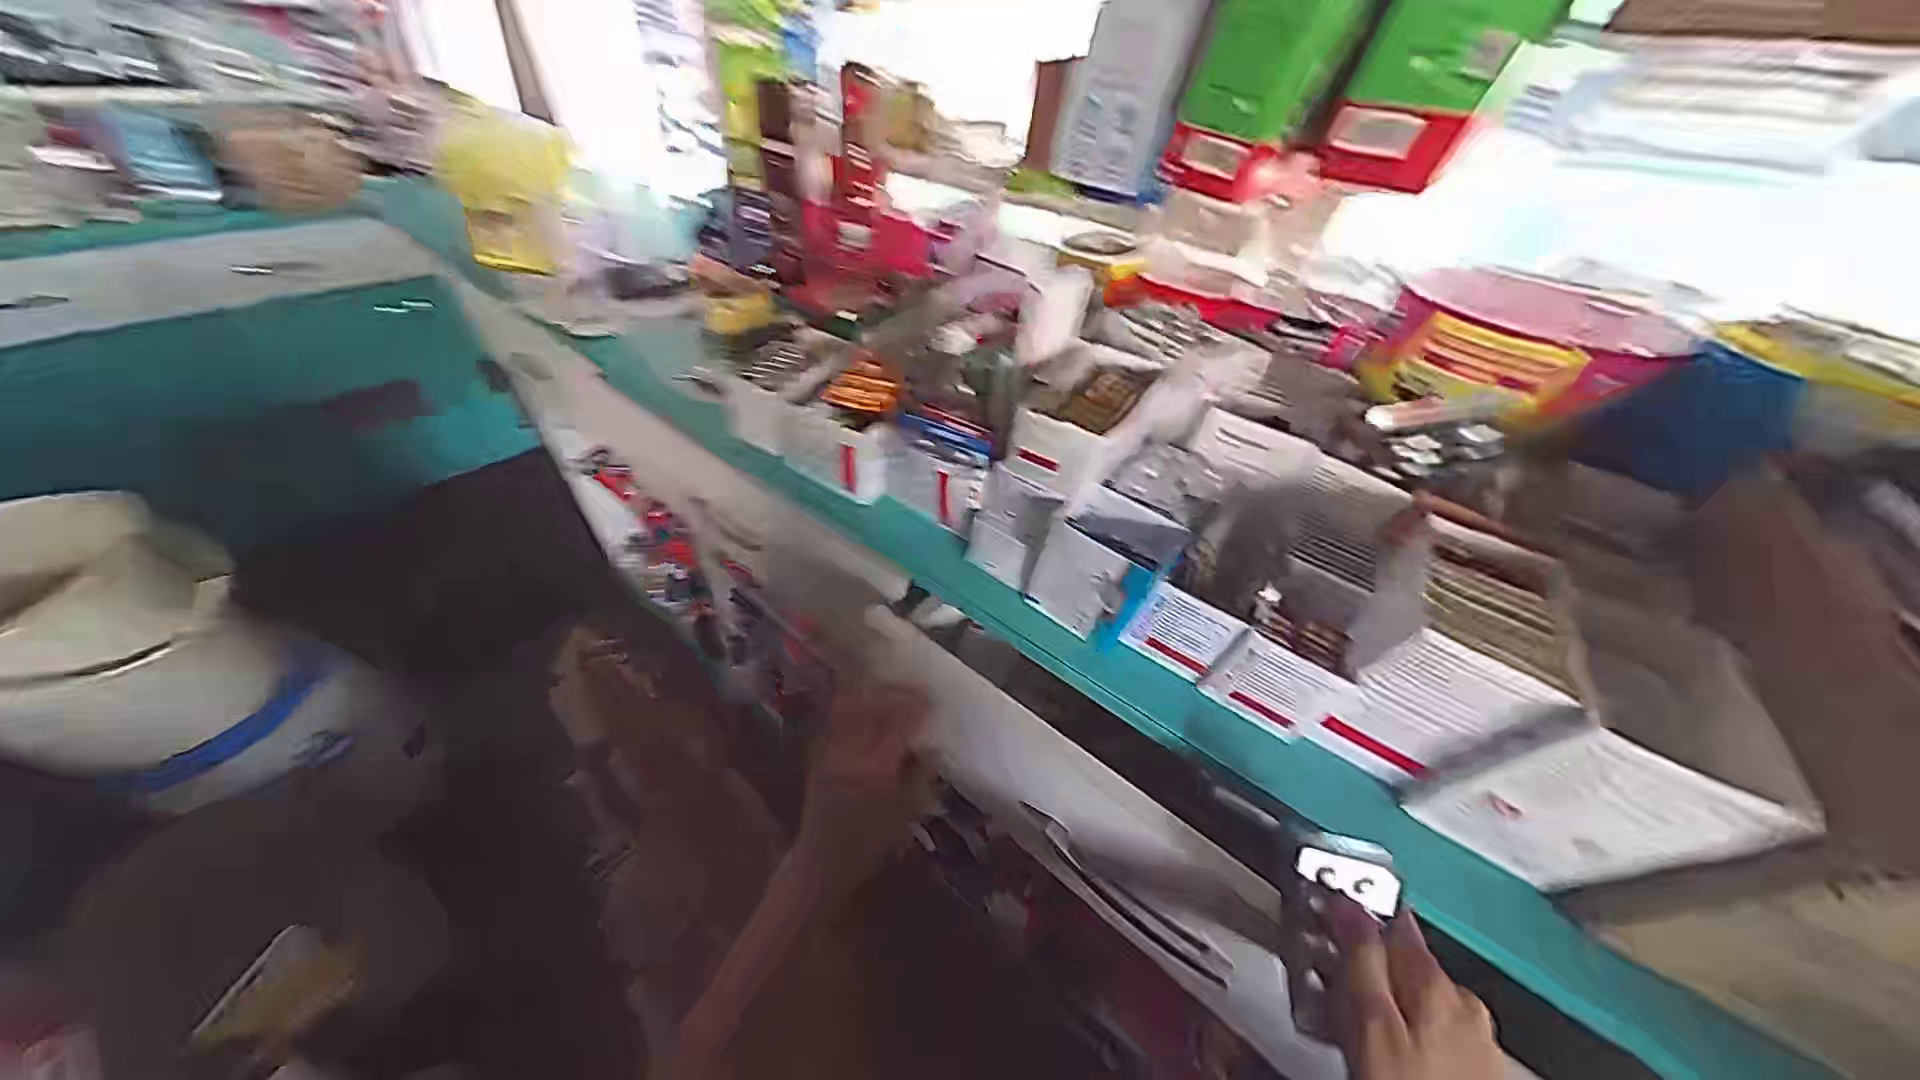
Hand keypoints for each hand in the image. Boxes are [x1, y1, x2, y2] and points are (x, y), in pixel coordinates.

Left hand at [791, 683, 930, 899]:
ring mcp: (829, 751)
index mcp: (878, 772)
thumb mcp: (908, 812)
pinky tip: (869, 704)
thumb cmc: (870, 845)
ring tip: (892, 692)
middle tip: (915, 690)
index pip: (900, 721)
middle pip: (873, 704)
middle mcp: (850, 755)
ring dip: (874, 692)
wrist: (822, 862)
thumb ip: (920, 773)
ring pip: (851, 704)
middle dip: (898, 692)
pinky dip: (855, 703)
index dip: (918, 704)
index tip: (930, 699)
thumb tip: (931, 741)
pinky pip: (837, 716)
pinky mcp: (817, 752)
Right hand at [1330, 899, 1501, 1079]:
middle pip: (1403, 959)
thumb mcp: (1370, 1022)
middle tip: (1327, 980)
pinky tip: (1381, 1049)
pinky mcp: (1474, 1069)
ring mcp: (1475, 1041)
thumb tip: (1350, 906)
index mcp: (1438, 984)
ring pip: (1414, 994)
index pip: (1391, 920)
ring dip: (1379, 995)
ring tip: (1347, 1020)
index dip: (1353, 913)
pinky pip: (1428, 1026)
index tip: (1323, 918)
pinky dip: (1399, 1024)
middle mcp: (1464, 1005)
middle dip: (1364, 961)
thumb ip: (1360, 956)